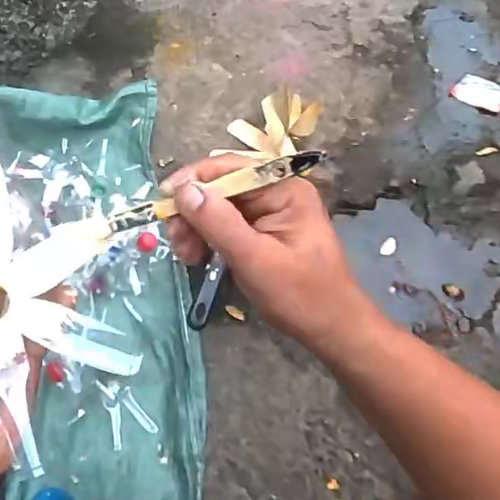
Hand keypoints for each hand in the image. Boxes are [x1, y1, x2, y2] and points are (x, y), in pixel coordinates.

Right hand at [162, 153, 370, 353]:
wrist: (333, 331)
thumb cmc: (301, 296)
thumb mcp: (255, 259)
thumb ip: (218, 222)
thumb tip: (184, 190)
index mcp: (284, 188)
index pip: (230, 167)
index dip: (194, 178)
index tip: (165, 199)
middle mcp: (276, 191)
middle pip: (220, 186)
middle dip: (193, 209)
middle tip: (175, 239)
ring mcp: (269, 211)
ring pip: (218, 205)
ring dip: (196, 226)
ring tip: (186, 255)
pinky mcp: (261, 231)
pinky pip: (225, 223)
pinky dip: (207, 236)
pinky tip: (198, 256)